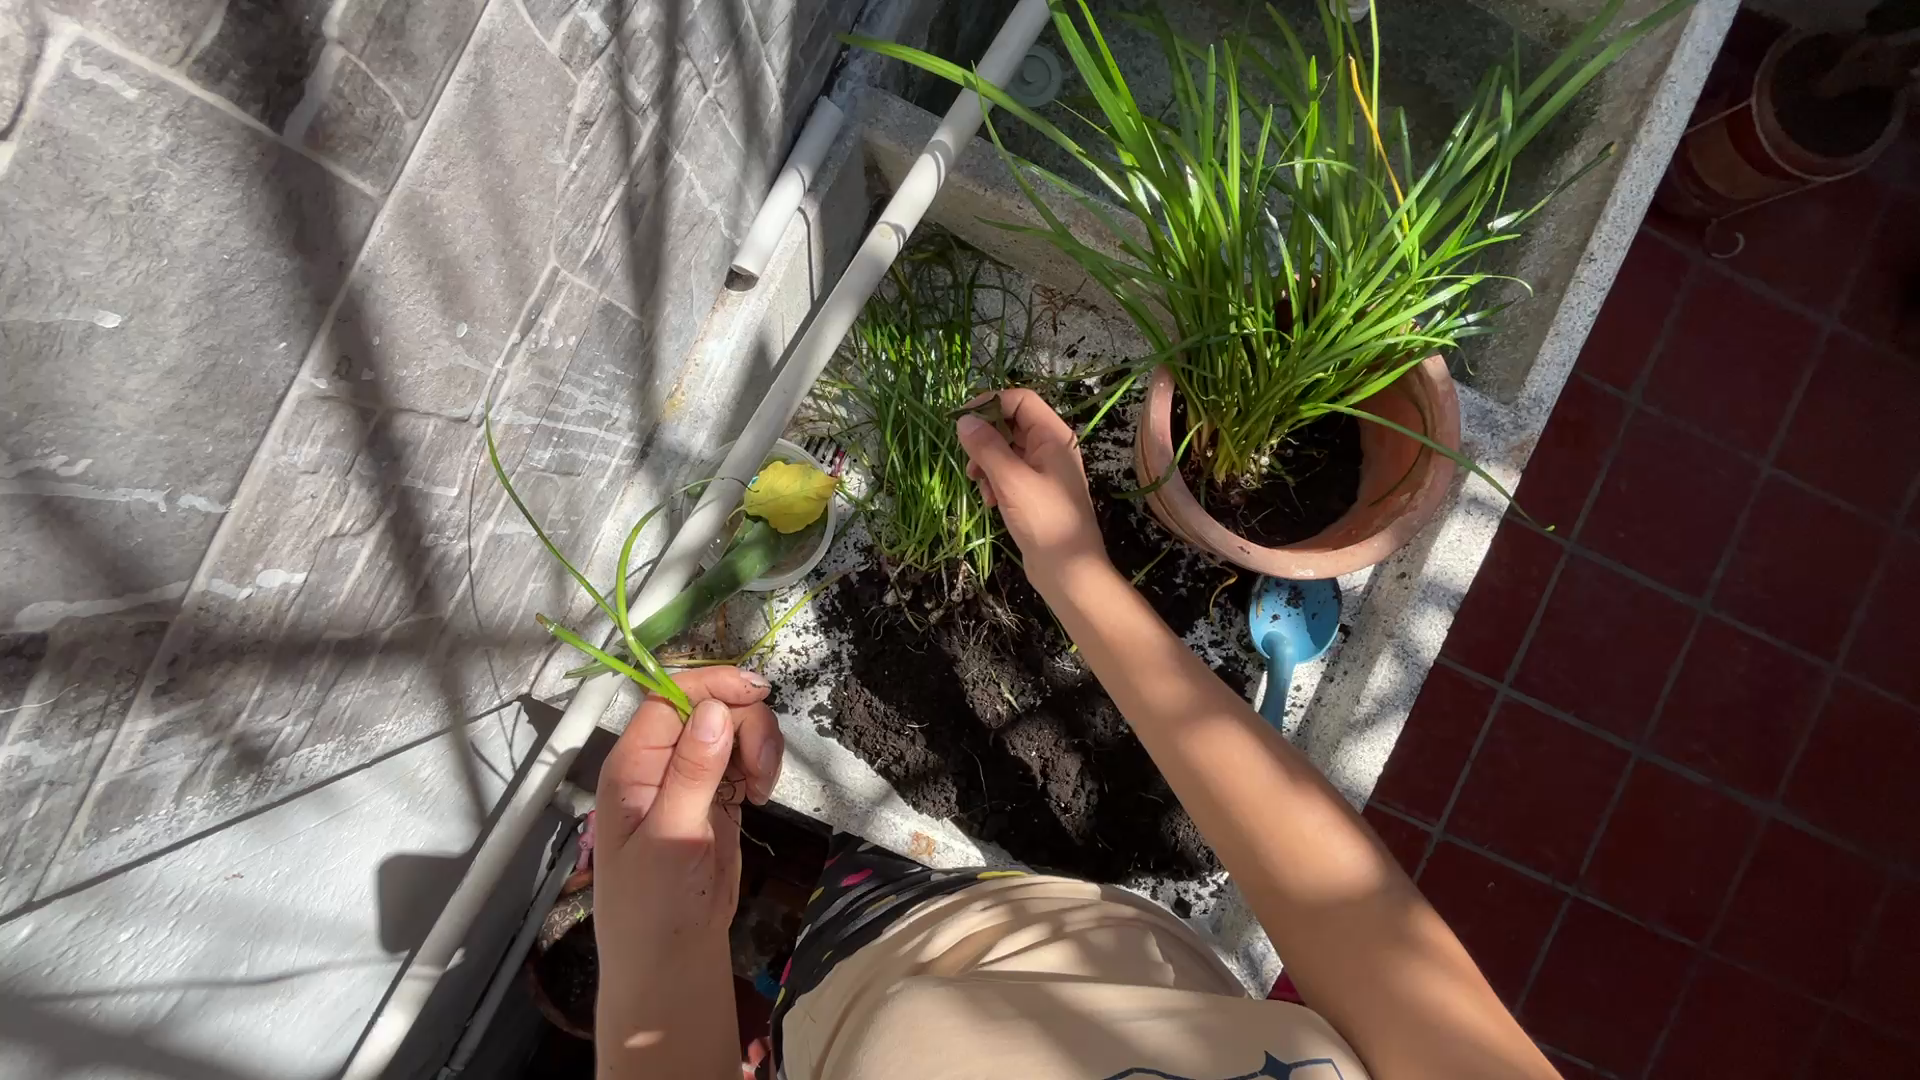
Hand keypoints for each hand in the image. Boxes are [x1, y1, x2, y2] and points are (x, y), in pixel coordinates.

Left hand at [593, 666, 781, 978]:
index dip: (713, 686)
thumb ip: (692, 772)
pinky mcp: (719, 791)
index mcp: (634, 764)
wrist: (673, 956)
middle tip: (762, 768)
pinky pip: (745, 753)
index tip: (757, 693)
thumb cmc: (654, 905)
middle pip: (712, 706)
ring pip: (734, 726)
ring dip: (759, 744)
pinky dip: (762, 762)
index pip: (671, 698)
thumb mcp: (670, 837)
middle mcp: (661, 760)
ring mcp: (693, 774)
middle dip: (746, 724)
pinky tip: (762, 793)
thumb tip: (715, 710)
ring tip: (763, 786)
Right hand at [956, 388, 1107, 589]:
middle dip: (985, 440)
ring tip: (980, 487)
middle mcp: (1051, 447)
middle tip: (970, 462)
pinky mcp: (1034, 492)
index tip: (962, 422)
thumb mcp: (1012, 480)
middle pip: (1010, 424)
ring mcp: (1043, 471)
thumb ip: (987, 447)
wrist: (1068, 569)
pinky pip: (1008, 474)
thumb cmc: (1045, 520)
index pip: (1020, 400)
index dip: (990, 404)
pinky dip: (994, 482)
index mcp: (1054, 436)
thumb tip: (963, 420)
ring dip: (987, 464)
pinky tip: (990, 502)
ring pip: (1005, 451)